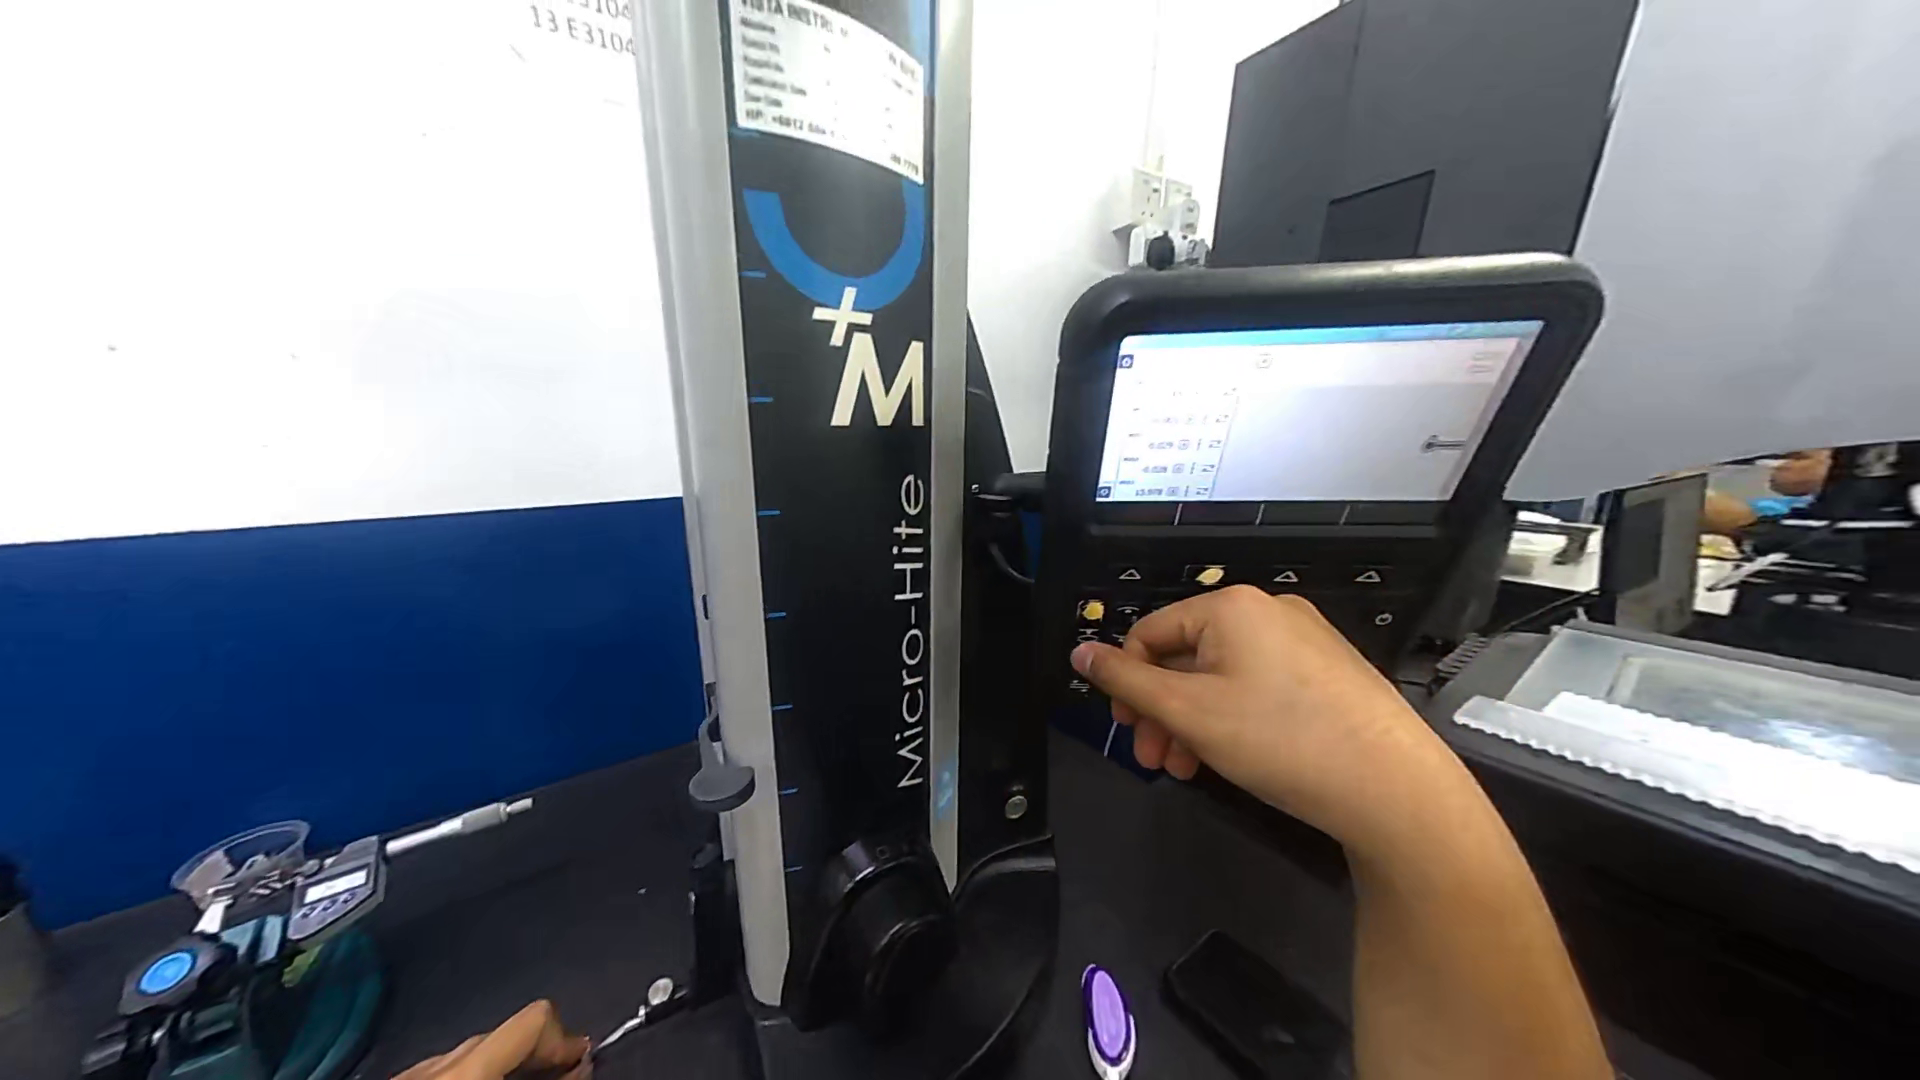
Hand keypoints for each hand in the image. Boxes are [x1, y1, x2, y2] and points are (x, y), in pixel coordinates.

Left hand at [393, 1000, 590, 1079]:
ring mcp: (405, 1078)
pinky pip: (439, 1075)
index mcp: (465, 1073)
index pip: (533, 1020)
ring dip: (500, 1072)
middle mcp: (434, 1066)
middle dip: (534, 1060)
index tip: (577, 1070)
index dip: (563, 1041)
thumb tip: (578, 1068)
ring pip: (470, 1055)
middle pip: (505, 1035)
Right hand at [1070, 586, 1471, 852]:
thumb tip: (1080, 651)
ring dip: (1191, 721)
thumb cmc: (1279, 739)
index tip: (1124, 727)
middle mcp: (1266, 611)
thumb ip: (1126, 681)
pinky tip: (1225, 757)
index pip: (1149, 633)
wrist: (1398, 792)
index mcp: (1230, 606)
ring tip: (1184, 767)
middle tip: (1152, 756)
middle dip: (1160, 710)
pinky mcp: (1325, 672)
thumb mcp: (1188, 712)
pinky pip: (1256, 686)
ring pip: (1219, 677)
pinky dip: (1230, 718)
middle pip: (1185, 657)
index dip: (1127, 681)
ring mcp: (1301, 640)